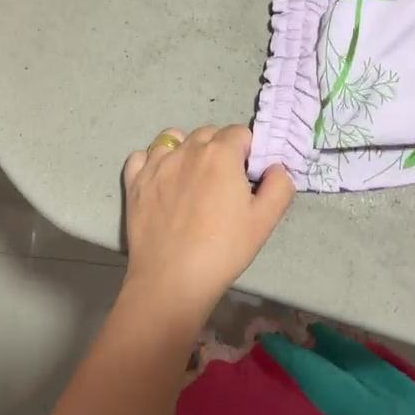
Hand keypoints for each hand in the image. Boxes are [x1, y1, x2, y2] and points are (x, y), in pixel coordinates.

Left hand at [120, 126, 293, 319]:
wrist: (172, 280)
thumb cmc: (223, 250)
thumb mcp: (265, 221)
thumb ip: (279, 186)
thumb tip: (276, 167)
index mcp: (220, 154)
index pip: (240, 133)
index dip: (248, 153)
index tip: (248, 179)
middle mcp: (186, 150)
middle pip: (209, 134)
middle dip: (221, 149)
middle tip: (225, 184)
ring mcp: (156, 165)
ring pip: (174, 139)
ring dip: (187, 150)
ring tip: (193, 179)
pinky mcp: (134, 182)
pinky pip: (142, 156)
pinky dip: (153, 162)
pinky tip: (162, 181)